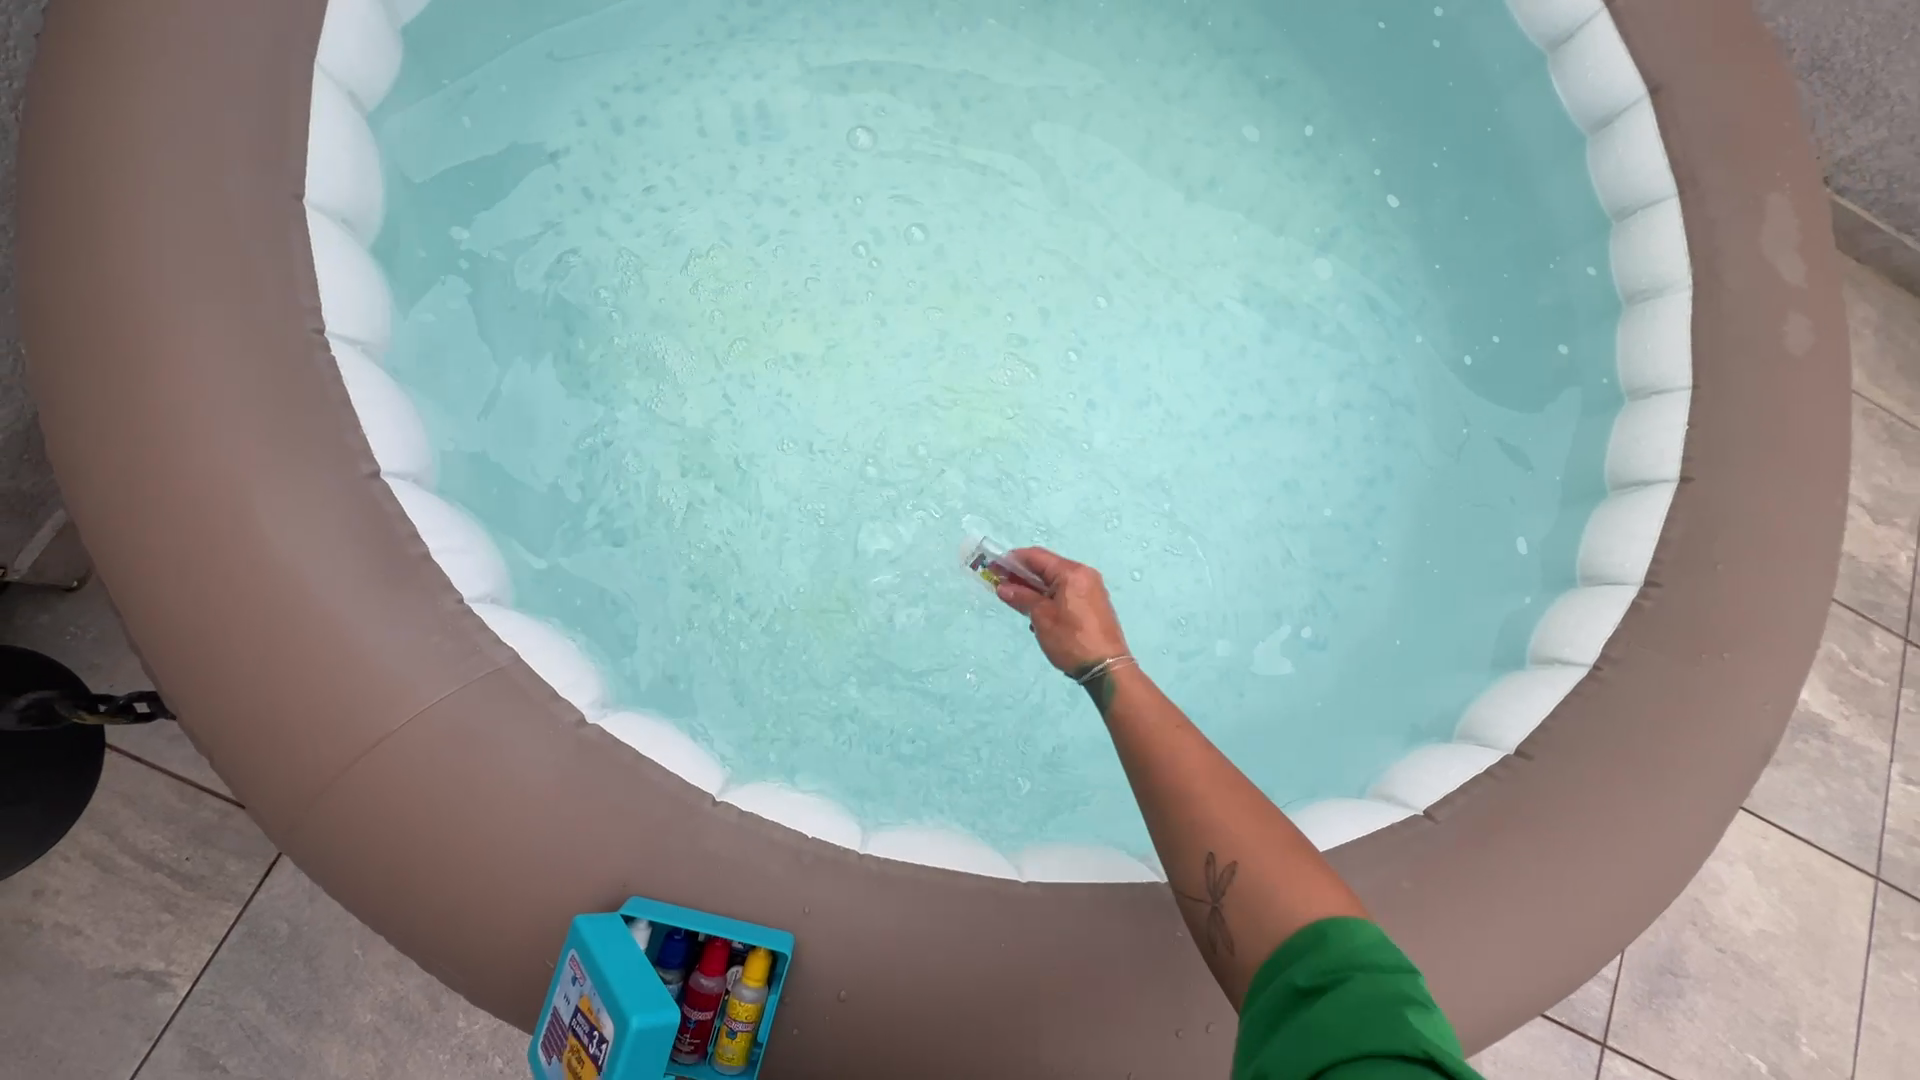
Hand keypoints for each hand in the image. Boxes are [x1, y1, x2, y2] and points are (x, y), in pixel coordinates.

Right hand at [994, 547, 1130, 674]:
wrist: (1106, 668)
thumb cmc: (1071, 640)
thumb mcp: (1042, 618)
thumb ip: (1022, 597)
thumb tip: (1003, 587)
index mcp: (1071, 572)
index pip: (1036, 556)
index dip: (1013, 560)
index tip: (994, 568)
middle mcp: (1084, 574)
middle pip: (1047, 566)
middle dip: (1023, 575)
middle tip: (1001, 585)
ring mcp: (1091, 588)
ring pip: (1056, 580)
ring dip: (1035, 587)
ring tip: (1016, 601)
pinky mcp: (1093, 603)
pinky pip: (1066, 591)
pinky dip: (1049, 596)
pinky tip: (1037, 612)